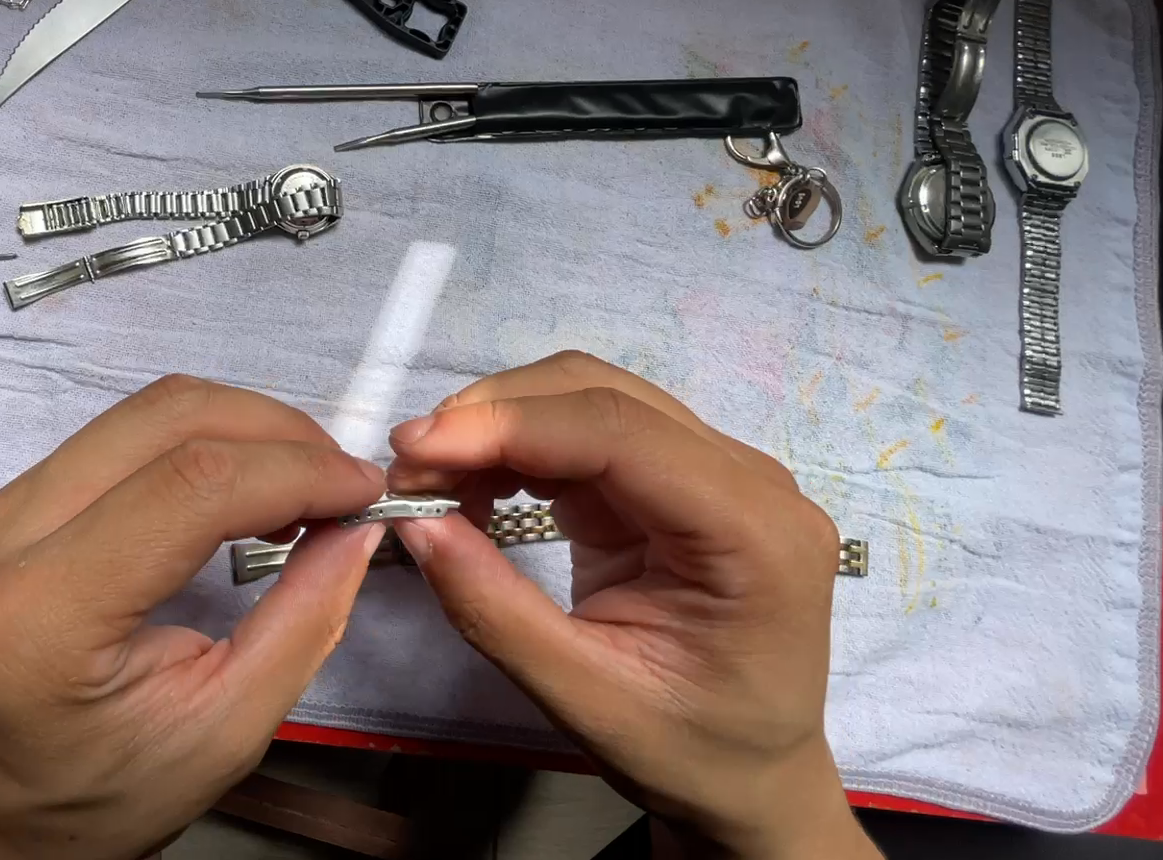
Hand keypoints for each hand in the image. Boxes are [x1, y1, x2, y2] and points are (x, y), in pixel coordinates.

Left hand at [0, 375, 386, 858]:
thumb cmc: (104, 797)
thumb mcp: (225, 732)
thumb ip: (304, 620)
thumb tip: (357, 523)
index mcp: (40, 616)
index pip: (188, 489)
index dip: (293, 471)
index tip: (363, 488)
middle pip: (164, 420)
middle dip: (275, 430)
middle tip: (338, 477)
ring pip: (143, 411)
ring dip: (241, 424)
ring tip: (298, 478)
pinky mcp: (5, 500)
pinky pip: (120, 433)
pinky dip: (200, 437)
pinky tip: (242, 478)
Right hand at [386, 352, 878, 859]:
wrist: (745, 769)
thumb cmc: (685, 747)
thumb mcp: (581, 697)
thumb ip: (493, 608)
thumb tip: (412, 520)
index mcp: (752, 534)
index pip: (617, 432)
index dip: (506, 425)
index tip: (413, 449)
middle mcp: (741, 477)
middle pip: (595, 392)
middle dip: (488, 417)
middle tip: (410, 469)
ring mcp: (705, 465)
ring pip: (579, 393)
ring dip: (493, 423)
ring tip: (434, 480)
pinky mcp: (662, 470)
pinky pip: (573, 426)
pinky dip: (510, 443)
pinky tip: (476, 485)